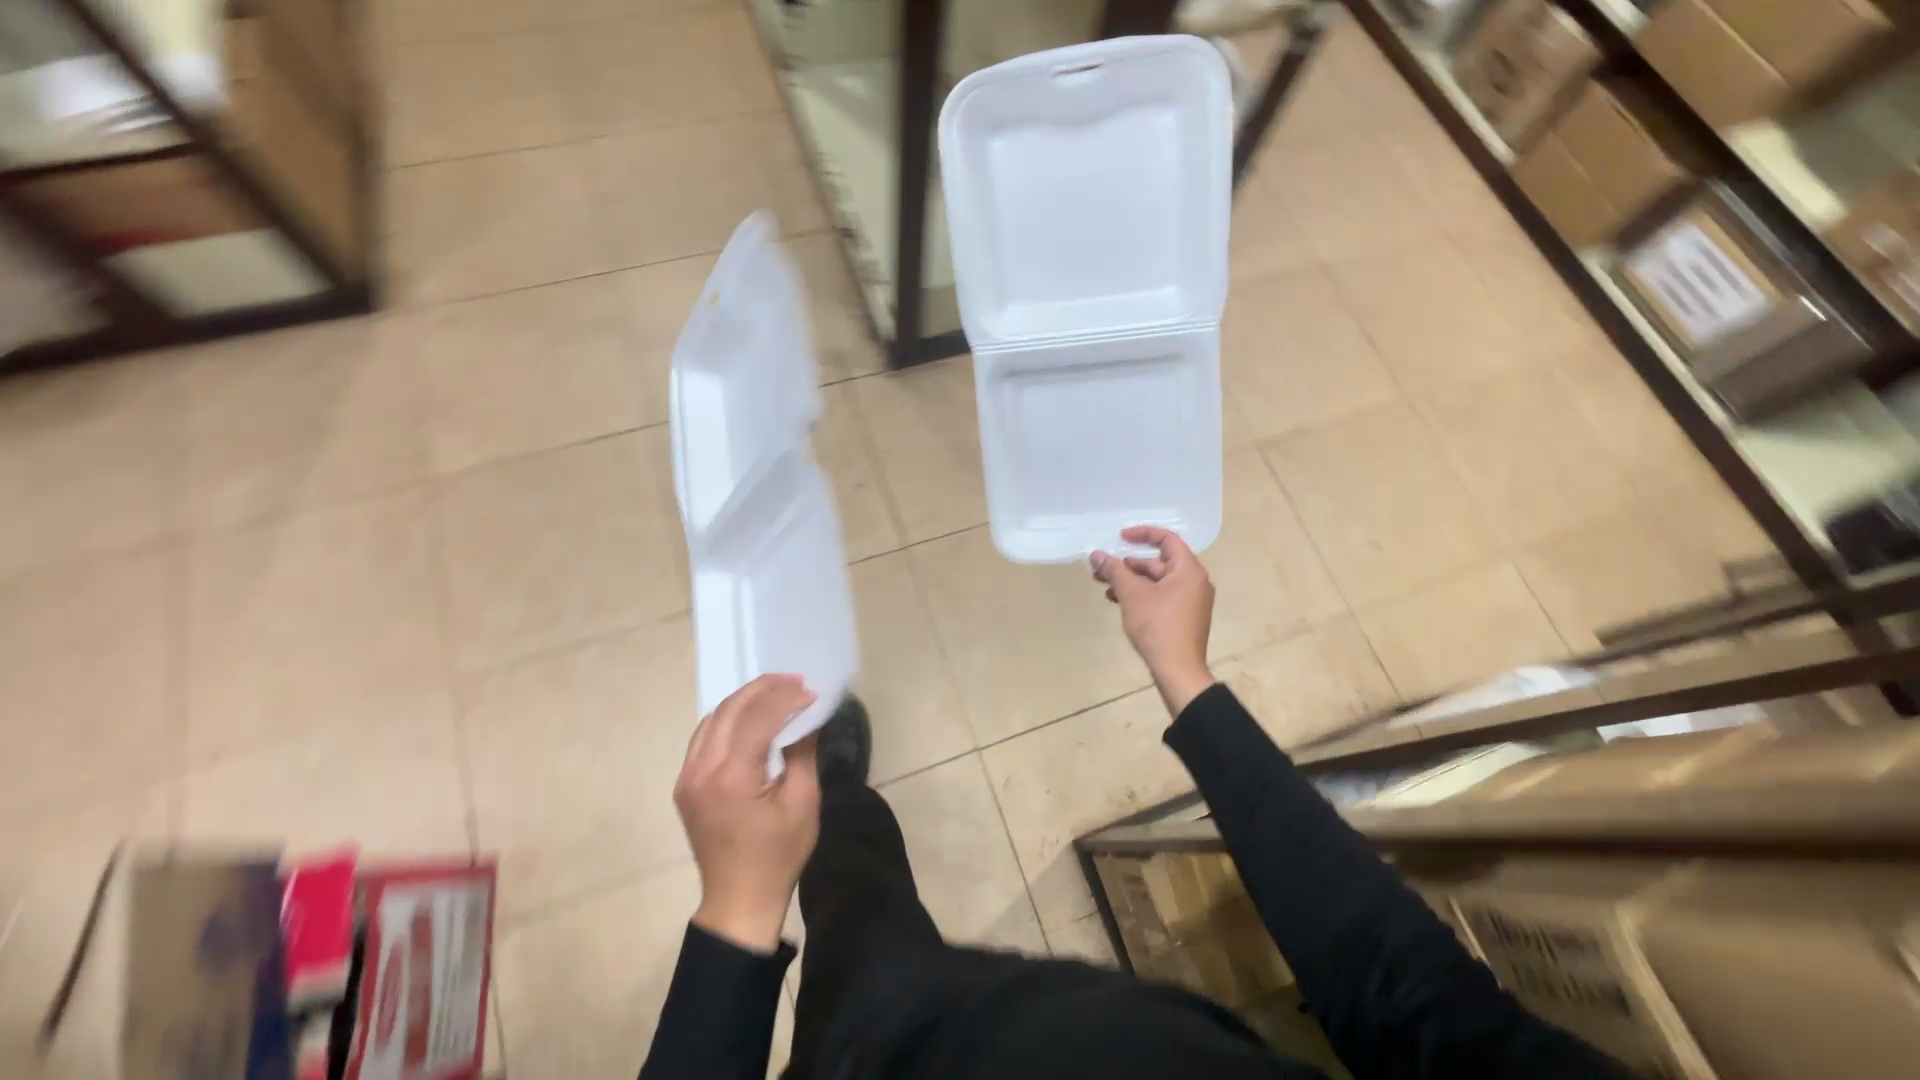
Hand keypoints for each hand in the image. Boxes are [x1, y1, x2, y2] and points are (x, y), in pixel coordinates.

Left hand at [674, 675, 819, 952]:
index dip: (785, 698)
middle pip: (729, 710)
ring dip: (743, 700)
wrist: (738, 900)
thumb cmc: (779, 855)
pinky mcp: (685, 785)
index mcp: (732, 776)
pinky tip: (749, 717)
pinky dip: (727, 719)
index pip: (757, 717)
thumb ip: (802, 753)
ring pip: (712, 720)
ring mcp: (688, 777)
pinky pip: (704, 738)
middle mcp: (702, 770)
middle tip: (793, 680)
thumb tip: (807, 717)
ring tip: (774, 691)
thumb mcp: (803, 803)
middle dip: (762, 689)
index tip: (811, 692)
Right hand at [1090, 526, 1216, 715]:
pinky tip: (1119, 602)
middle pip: (1159, 562)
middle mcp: (1195, 582)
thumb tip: (1096, 555)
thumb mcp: (1132, 595)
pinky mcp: (1184, 617)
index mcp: (1189, 570)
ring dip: (1132, 581)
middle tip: (1103, 568)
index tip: (1120, 537)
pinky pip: (1161, 596)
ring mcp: (1191, 601)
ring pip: (1158, 582)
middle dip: (1129, 564)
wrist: (1178, 671)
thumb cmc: (1157, 627)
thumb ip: (1114, 571)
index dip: (1143, 534)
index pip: (1167, 540)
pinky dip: (1142, 595)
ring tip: (1106, 587)